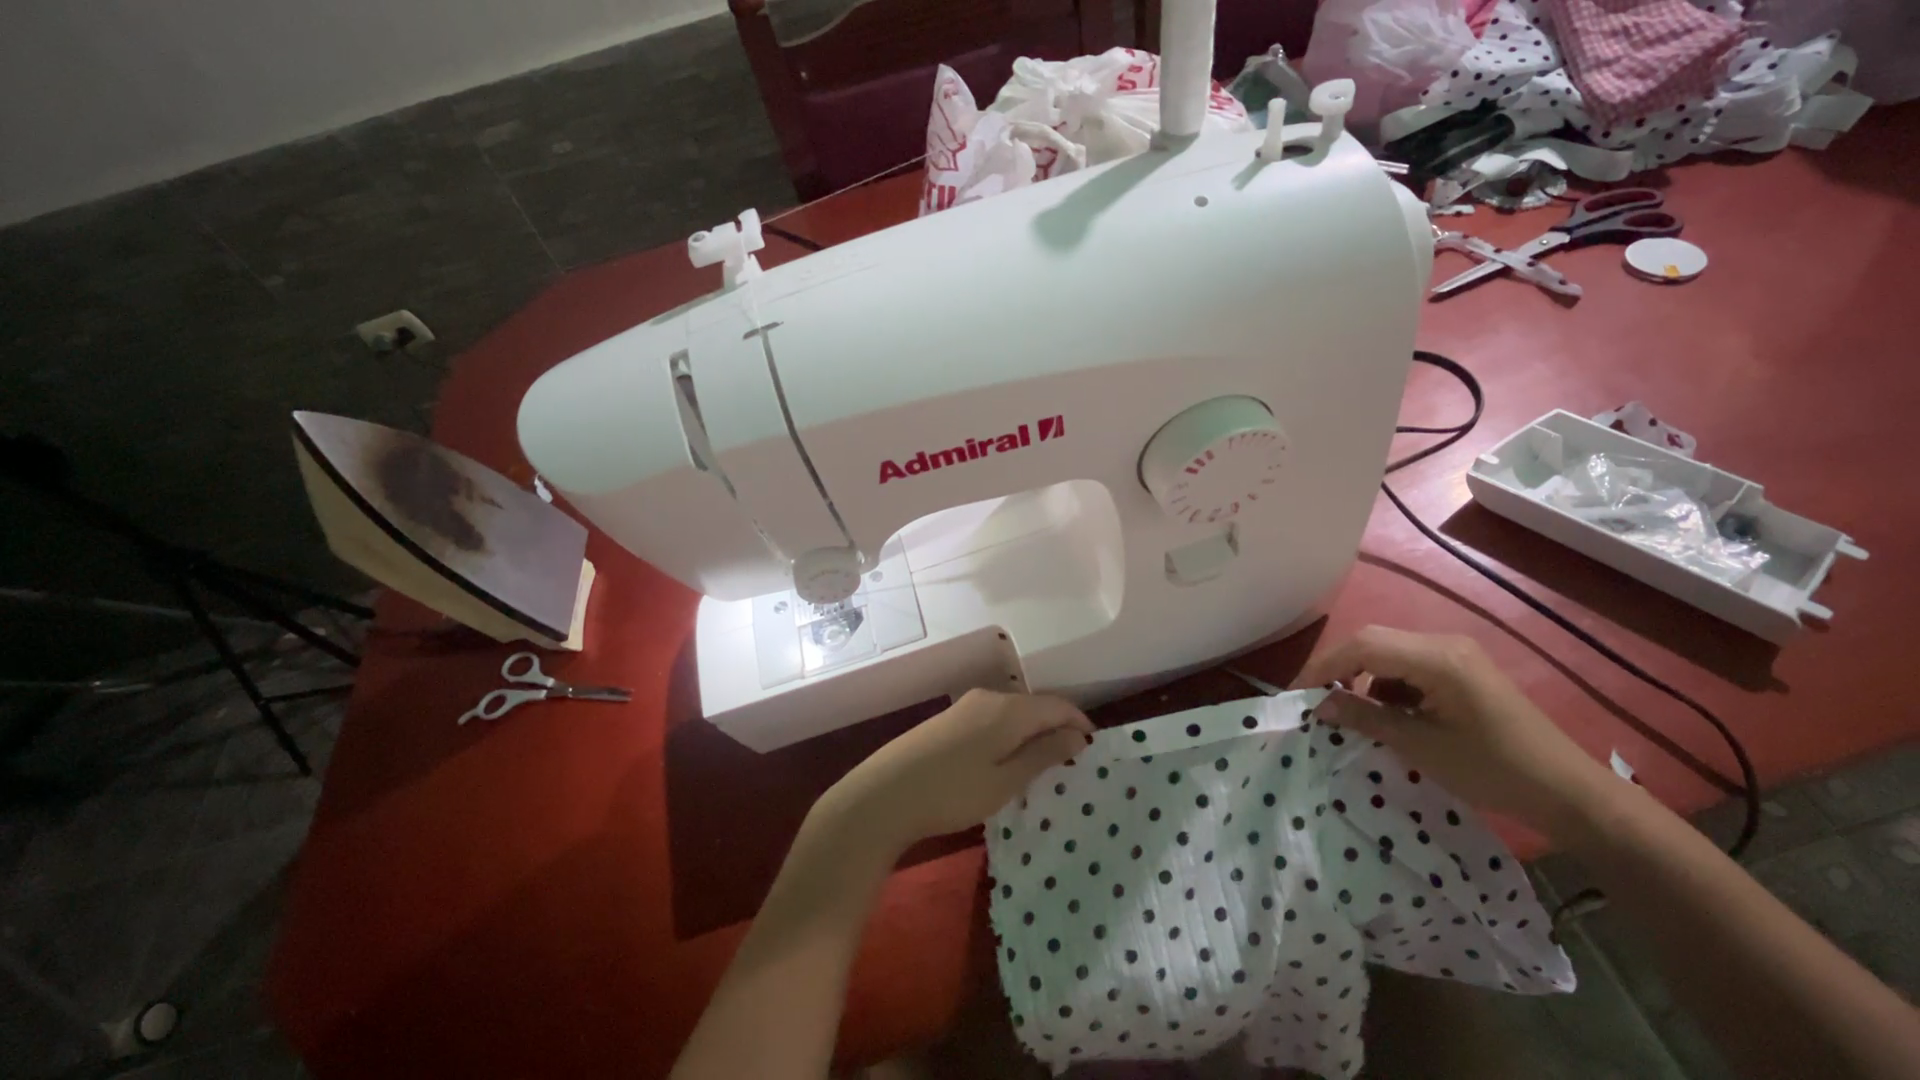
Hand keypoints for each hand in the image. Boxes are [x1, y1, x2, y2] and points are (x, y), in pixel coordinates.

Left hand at [817, 689, 1093, 854]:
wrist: (884, 795)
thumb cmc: (953, 792)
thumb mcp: (1006, 780)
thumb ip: (1044, 754)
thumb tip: (1078, 736)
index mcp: (1010, 709)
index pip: (1058, 706)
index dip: (1079, 724)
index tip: (1094, 750)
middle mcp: (989, 698)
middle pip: (1035, 707)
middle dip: (1056, 729)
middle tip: (1071, 763)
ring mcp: (965, 708)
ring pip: (1013, 714)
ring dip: (1031, 735)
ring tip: (1042, 767)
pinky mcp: (948, 721)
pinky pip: (992, 721)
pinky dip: (1009, 737)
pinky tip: (1004, 763)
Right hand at [1296, 626, 1615, 838]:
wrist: (1565, 790)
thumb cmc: (1491, 770)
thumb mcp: (1420, 746)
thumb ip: (1366, 718)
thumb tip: (1319, 705)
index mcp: (1437, 657)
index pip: (1363, 645)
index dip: (1324, 667)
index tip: (1299, 696)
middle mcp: (1445, 644)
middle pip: (1374, 642)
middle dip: (1341, 670)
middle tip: (1318, 704)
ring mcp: (1457, 655)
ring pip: (1391, 654)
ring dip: (1365, 679)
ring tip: (1354, 717)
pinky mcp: (1464, 671)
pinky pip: (1411, 666)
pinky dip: (1390, 687)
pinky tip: (1391, 717)